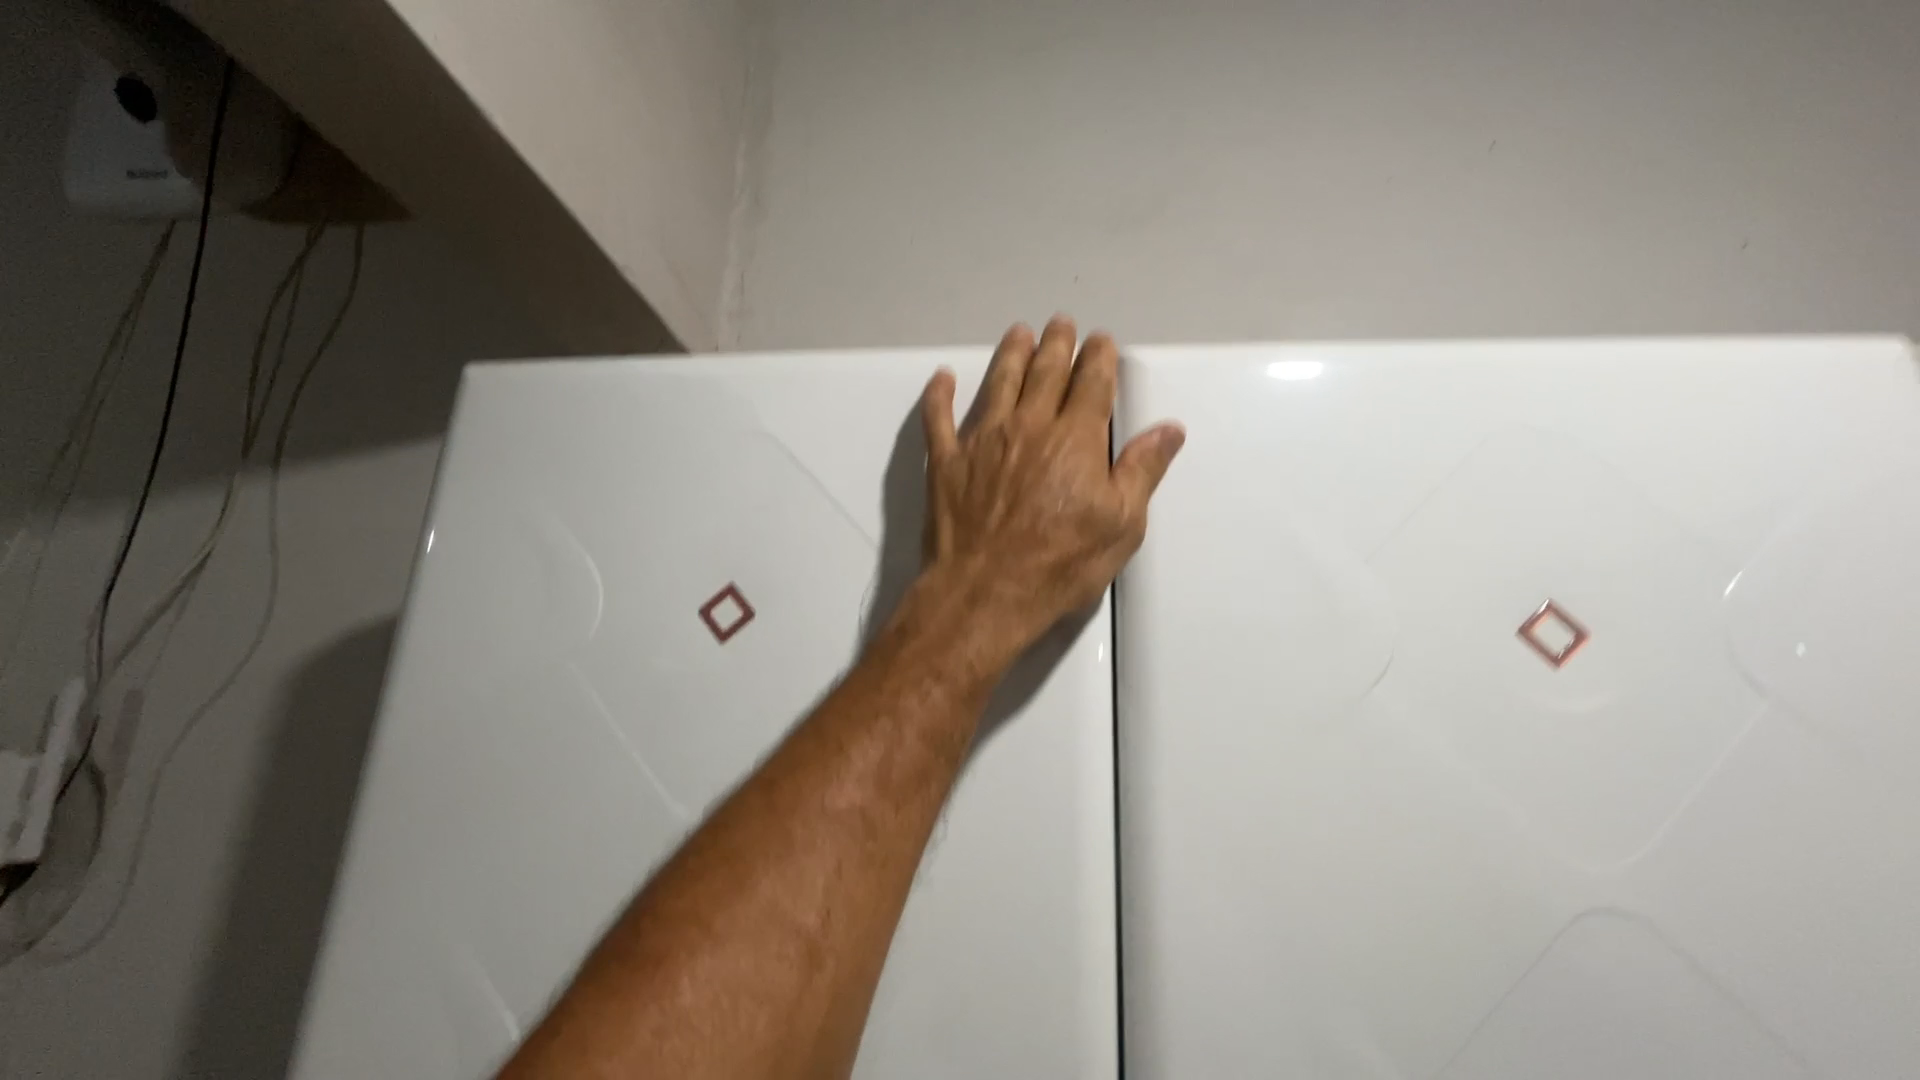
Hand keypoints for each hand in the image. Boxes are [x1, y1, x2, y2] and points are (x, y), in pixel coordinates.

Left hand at [912, 316, 1184, 668]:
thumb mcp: (1121, 525)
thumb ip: (1143, 471)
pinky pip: (938, 417)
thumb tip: (1168, 430)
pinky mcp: (945, 461)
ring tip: (1019, 333)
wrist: (985, 593)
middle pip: (1045, 372)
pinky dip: (939, 395)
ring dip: (1010, 354)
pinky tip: (943, 378)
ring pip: (998, 382)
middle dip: (1056, 344)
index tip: (1101, 342)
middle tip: (1060, 324)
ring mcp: (983, 440)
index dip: (1098, 358)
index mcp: (1076, 439)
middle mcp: (1029, 426)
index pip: (1092, 383)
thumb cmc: (1059, 564)